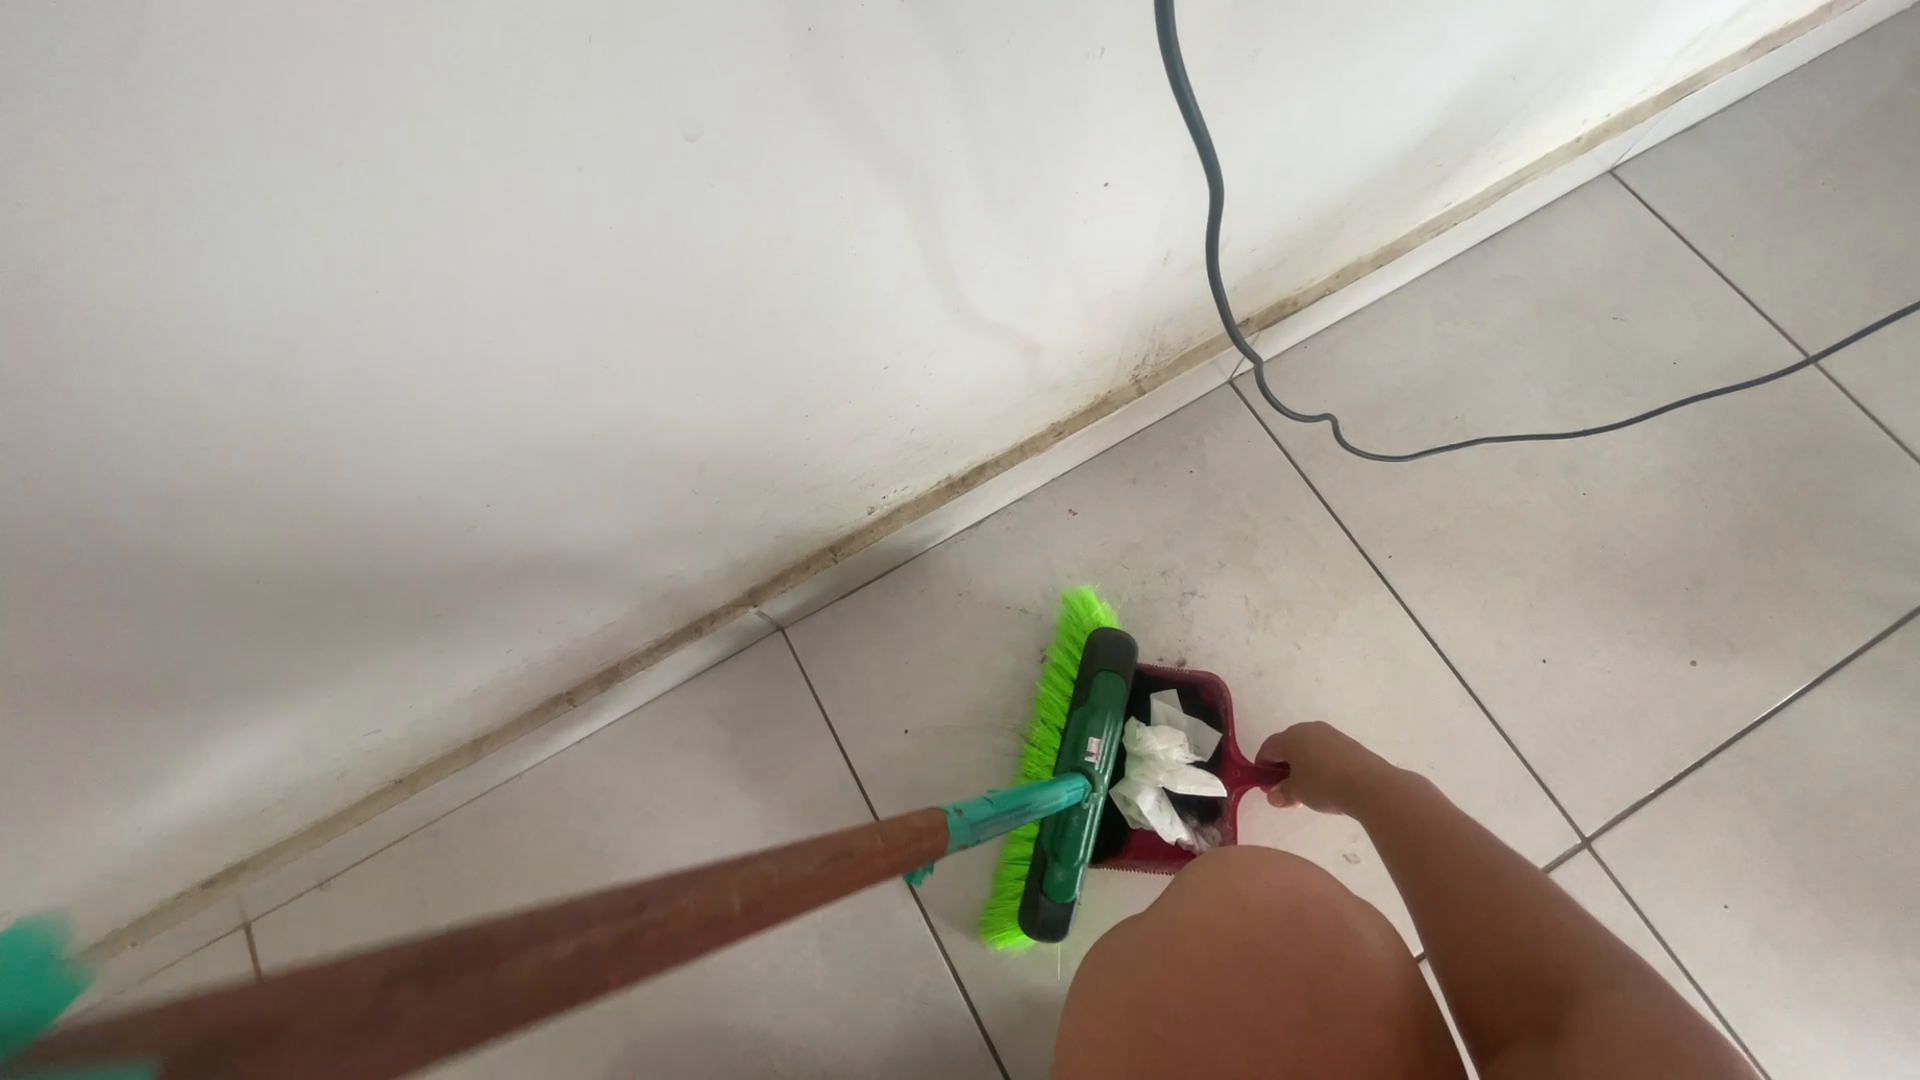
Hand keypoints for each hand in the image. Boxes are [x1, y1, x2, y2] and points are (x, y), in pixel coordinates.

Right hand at [1256, 721, 1402, 814]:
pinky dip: (1321, 765)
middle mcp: (1308, 729)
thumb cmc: (1324, 784)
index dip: (1263, 768)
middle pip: (1288, 747)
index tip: (1267, 787)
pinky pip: (1326, 752)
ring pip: (1308, 749)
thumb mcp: (1297, 793)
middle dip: (1284, 768)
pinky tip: (1328, 783)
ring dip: (1303, 767)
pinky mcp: (1349, 743)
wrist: (1371, 785)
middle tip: (1287, 790)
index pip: (1268, 749)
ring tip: (1309, 790)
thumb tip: (1274, 797)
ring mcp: (1330, 734)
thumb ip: (1282, 793)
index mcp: (1290, 736)